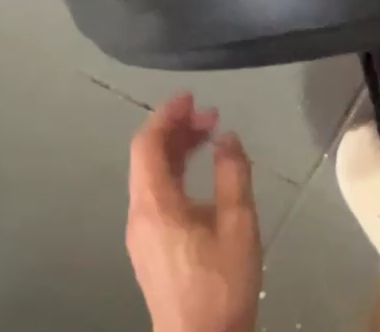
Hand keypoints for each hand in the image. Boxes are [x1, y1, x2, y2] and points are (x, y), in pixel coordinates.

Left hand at [125, 95, 260, 331]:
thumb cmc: (222, 283)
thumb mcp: (238, 223)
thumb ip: (233, 173)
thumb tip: (227, 137)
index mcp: (155, 205)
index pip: (148, 146)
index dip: (167, 115)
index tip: (193, 97)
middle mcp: (140, 216)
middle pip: (148, 159)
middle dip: (177, 129)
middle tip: (212, 114)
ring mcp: (142, 235)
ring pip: (152, 177)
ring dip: (178, 150)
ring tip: (212, 135)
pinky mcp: (152, 249)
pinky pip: (157, 195)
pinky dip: (177, 172)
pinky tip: (203, 173)